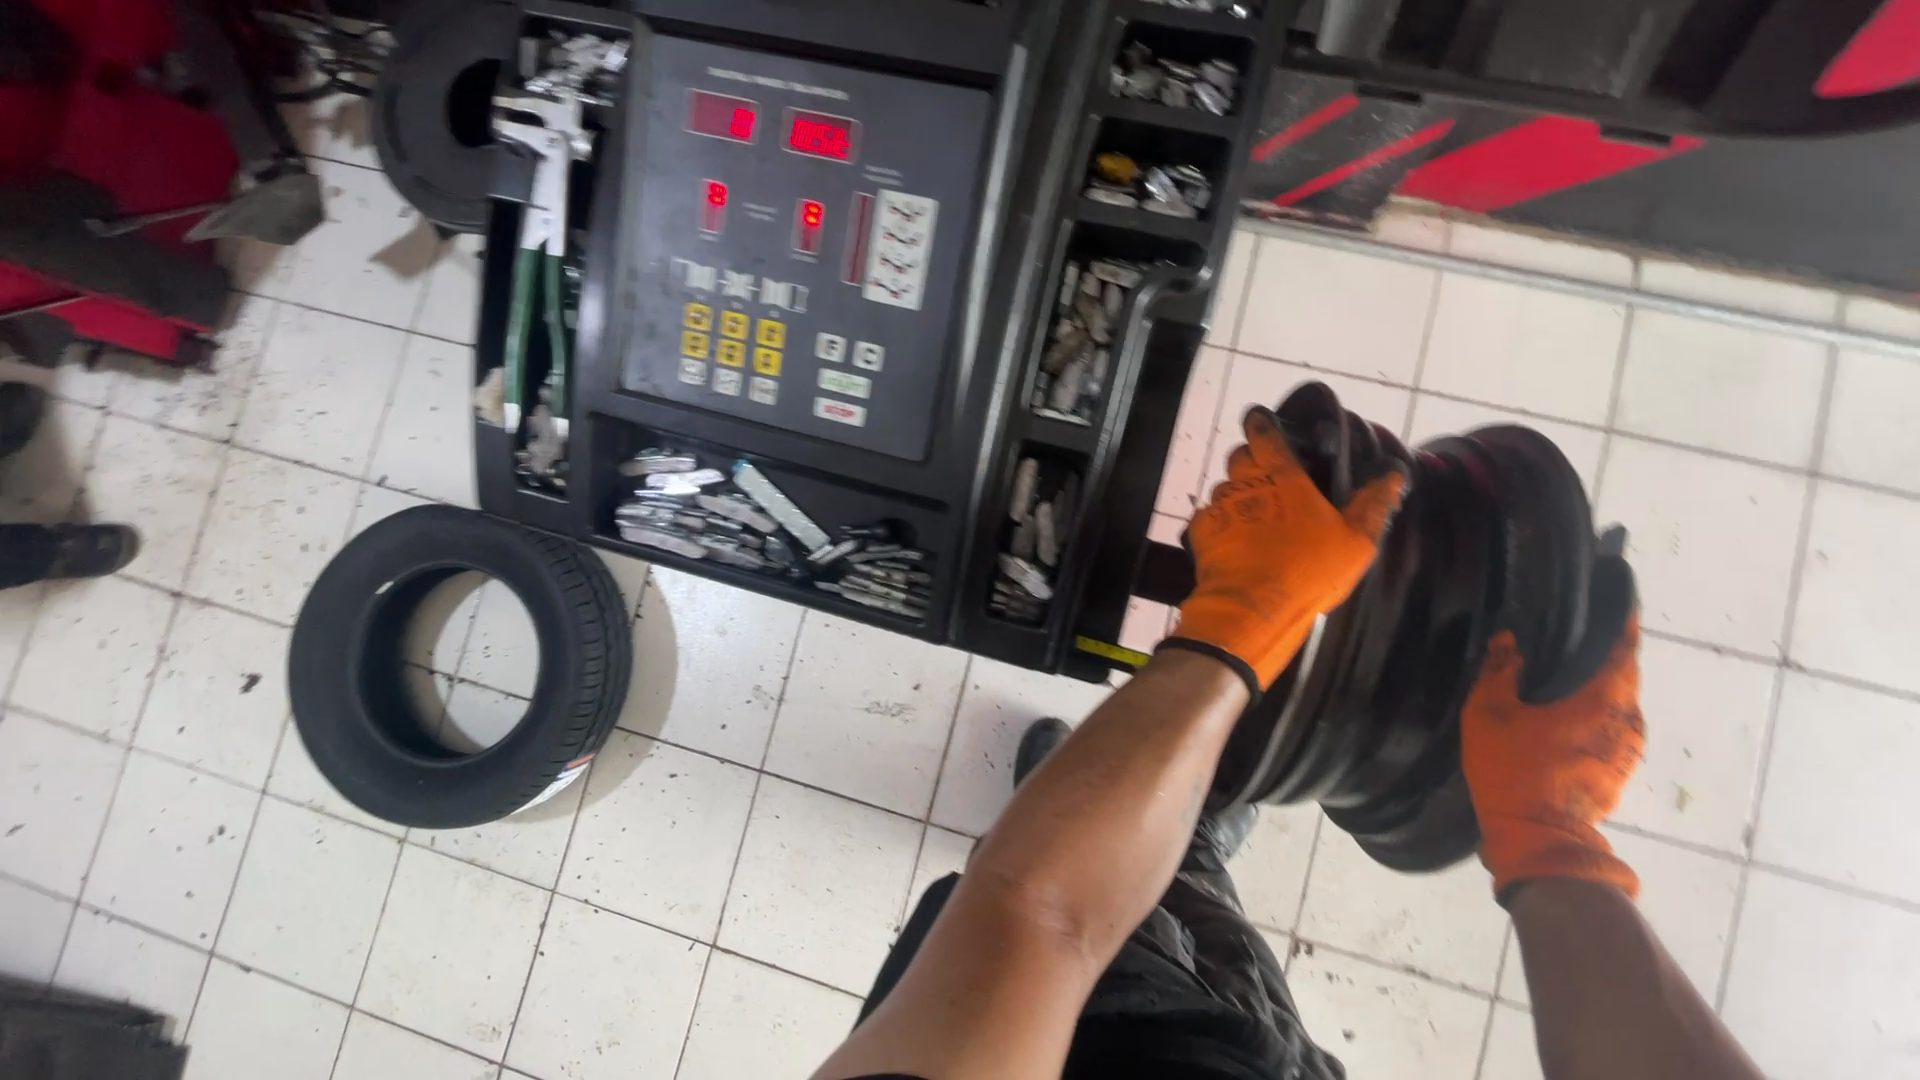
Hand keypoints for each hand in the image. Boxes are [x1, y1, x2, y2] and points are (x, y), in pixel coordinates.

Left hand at [1161, 406, 1404, 693]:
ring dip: (1237, 493)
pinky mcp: (1200, 533)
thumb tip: (1393, 474)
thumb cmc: (1308, 569)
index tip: (1259, 419)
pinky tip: (1235, 539)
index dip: (1261, 424)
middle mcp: (1245, 483)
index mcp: (1282, 476)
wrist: (1251, 607)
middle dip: (1250, 458)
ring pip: (1223, 486)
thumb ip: (1373, 503)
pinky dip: (1220, 522)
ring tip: (1255, 514)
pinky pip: (1209, 517)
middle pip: (1239, 457)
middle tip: (1268, 474)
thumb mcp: (1356, 540)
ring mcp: (1218, 507)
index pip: (1265, 435)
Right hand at [1462, 618, 1644, 902]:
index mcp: (1605, 699)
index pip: (1624, 648)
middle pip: (1624, 674)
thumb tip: (1508, 640)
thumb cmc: (1514, 769)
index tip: (1615, 595)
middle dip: (1603, 652)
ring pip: (1618, 702)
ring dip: (1598, 685)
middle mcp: (1629, 720)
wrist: (1539, 836)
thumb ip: (1500, 672)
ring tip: (1565, 669)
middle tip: (1572, 631)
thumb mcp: (1490, 713)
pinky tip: (1563, 709)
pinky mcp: (1619, 769)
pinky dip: (1593, 709)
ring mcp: (1629, 748)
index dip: (1621, 620)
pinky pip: (1611, 725)